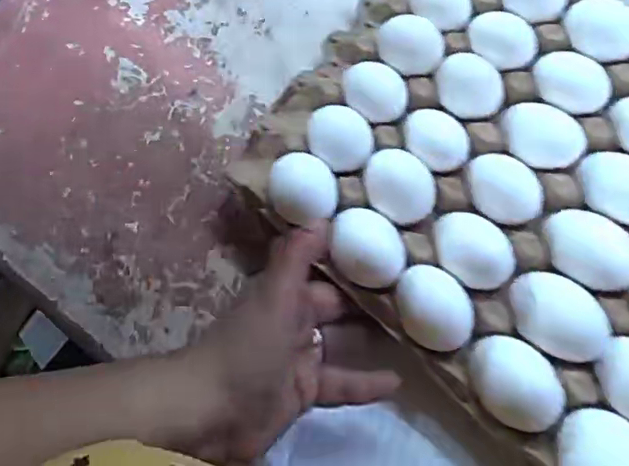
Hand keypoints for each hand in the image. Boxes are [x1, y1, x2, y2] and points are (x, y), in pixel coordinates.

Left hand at [174, 228, 399, 462]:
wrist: (215, 411)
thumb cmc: (248, 346)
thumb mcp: (274, 296)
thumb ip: (297, 257)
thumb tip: (322, 217)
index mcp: (282, 288)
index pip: (317, 263)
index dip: (344, 254)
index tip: (384, 245)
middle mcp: (291, 315)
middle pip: (333, 301)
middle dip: (364, 296)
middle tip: (411, 291)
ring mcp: (298, 354)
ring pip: (341, 340)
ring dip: (369, 337)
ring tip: (413, 332)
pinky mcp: (305, 390)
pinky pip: (341, 382)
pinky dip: (365, 382)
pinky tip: (397, 381)